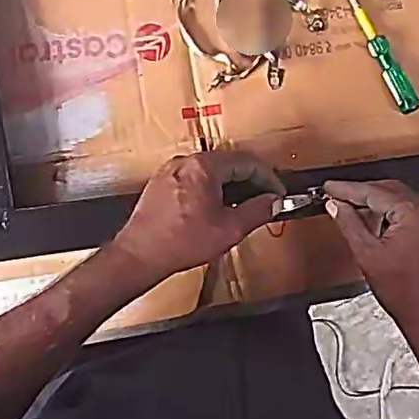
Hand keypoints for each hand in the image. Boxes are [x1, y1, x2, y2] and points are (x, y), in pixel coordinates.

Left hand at [108, 151, 284, 284]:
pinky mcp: (161, 183)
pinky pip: (194, 178)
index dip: (268, 179)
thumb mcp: (230, 229)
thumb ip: (258, 211)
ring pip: (211, 171)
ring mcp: (171, 171)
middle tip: (265, 198)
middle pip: (229, 163)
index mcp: (204, 167)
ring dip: (231, 186)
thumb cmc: (180, 242)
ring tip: (244, 206)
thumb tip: (274, 201)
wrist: (140, 255)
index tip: (277, 193)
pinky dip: (211, 189)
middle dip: (251, 181)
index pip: (248, 163)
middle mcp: (185, 162)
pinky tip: (217, 209)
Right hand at [323, 179, 418, 329]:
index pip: (375, 191)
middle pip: (390, 190)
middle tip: (338, 196)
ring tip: (353, 210)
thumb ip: (349, 223)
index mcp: (415, 214)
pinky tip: (376, 222)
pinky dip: (393, 213)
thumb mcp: (367, 254)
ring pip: (401, 199)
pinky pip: (412, 212)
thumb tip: (336, 205)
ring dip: (377, 202)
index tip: (332, 187)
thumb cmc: (405, 291)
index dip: (348, 189)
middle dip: (363, 192)